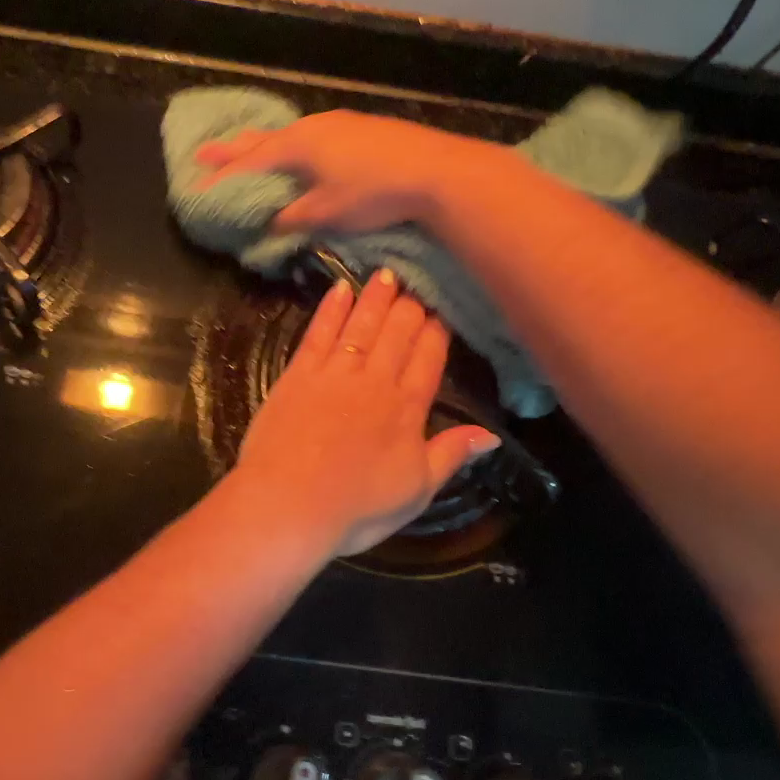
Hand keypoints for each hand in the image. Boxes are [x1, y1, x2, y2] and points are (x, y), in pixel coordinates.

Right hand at [196, 110, 519, 234]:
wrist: (435, 171)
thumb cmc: (372, 193)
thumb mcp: (325, 213)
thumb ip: (293, 217)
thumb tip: (273, 222)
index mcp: (296, 146)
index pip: (250, 165)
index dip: (223, 180)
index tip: (196, 189)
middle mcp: (311, 128)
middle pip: (263, 140)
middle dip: (234, 150)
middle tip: (204, 152)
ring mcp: (338, 124)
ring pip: (288, 134)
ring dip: (264, 143)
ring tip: (247, 145)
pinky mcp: (360, 129)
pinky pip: (311, 134)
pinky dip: (292, 143)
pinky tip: (299, 147)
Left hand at [226, 269, 500, 556]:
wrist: (288, 503)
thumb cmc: (357, 507)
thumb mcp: (416, 490)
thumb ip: (450, 455)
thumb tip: (491, 435)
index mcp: (407, 410)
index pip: (428, 360)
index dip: (437, 332)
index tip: (443, 308)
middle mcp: (374, 382)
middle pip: (397, 335)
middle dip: (410, 306)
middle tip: (418, 279)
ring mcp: (333, 375)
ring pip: (361, 326)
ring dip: (375, 298)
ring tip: (386, 273)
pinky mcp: (296, 375)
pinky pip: (318, 333)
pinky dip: (330, 309)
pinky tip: (339, 288)